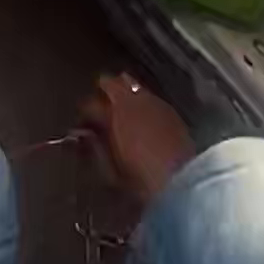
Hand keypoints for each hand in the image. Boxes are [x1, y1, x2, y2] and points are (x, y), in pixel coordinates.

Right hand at [79, 73, 196, 206]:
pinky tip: (141, 115)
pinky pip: (148, 94)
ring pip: (131, 82)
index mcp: (114, 113)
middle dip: (101, 92)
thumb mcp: (111, 172)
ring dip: (122, 91)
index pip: (90, 104)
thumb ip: (94, 148)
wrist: (183, 181)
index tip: (80, 126)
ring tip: (119, 108)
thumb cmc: (142, 180)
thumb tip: (84, 135)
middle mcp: (132, 99)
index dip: (83, 114)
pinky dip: (139, 99)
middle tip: (99, 110)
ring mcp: (152, 100)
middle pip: (111, 81)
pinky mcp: (168, 107)